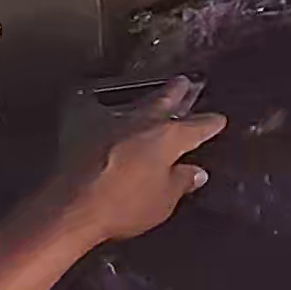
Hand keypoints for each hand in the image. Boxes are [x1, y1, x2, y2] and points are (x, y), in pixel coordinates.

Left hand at [42, 76, 226, 243]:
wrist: (72, 207)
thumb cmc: (121, 205)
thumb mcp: (163, 201)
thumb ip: (180, 183)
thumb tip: (194, 173)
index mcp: (168, 137)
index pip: (198, 127)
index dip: (210, 124)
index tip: (218, 120)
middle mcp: (141, 123)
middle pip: (165, 102)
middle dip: (178, 93)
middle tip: (186, 82)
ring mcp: (110, 125)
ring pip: (136, 105)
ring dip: (148, 99)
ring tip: (156, 96)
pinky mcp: (83, 133)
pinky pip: (103, 116)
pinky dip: (112, 114)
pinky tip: (108, 114)